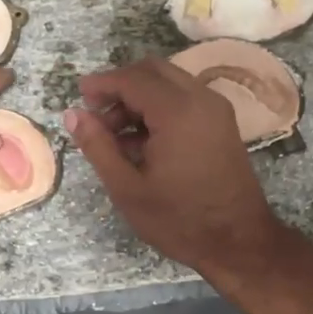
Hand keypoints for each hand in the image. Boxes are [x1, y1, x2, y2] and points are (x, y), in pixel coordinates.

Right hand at [64, 58, 286, 275]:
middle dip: (120, 86)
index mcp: (177, 112)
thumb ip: (97, 146)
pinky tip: (140, 142)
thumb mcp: (127, 188)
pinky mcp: (222, 123)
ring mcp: (216, 110)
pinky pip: (184, 99)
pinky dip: (158, 108)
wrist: (239, 243)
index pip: (132, 79)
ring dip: (138, 97)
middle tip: (95, 113)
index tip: (77, 97)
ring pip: (169, 82)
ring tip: (114, 135)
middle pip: (153, 71)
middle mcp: (201, 99)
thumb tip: (73, 114)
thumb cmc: (179, 220)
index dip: (101, 84)